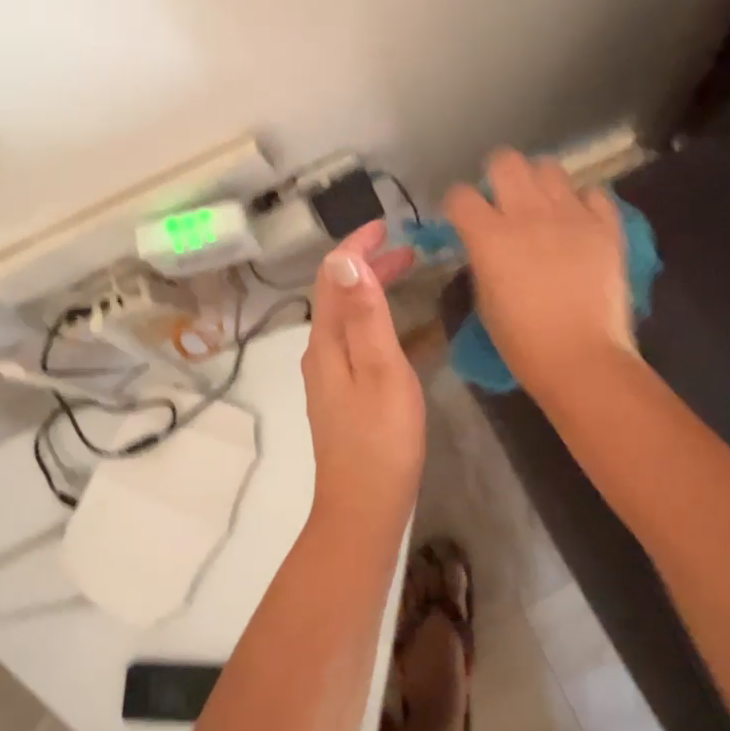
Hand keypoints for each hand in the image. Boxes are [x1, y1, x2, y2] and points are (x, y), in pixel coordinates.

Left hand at [301, 220, 423, 528]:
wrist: (363, 506)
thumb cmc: (381, 439)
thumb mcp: (381, 370)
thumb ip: (365, 315)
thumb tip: (345, 260)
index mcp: (327, 342)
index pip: (333, 277)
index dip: (356, 246)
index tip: (386, 224)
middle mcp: (321, 353)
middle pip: (338, 294)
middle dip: (367, 264)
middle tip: (408, 248)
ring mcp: (329, 376)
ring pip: (347, 317)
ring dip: (372, 289)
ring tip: (406, 274)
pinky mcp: (342, 395)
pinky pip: (354, 339)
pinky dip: (374, 317)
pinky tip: (399, 328)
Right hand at [445, 148, 633, 397]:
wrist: (583, 359)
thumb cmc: (524, 344)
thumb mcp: (486, 300)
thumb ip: (483, 260)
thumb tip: (487, 244)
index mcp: (490, 237)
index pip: (460, 195)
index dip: (457, 204)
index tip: (462, 217)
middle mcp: (528, 215)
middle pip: (505, 161)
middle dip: (498, 175)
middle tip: (503, 200)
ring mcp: (571, 216)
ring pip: (549, 168)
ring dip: (540, 182)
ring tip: (544, 206)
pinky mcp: (606, 226)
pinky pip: (593, 192)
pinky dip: (583, 202)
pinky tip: (579, 221)